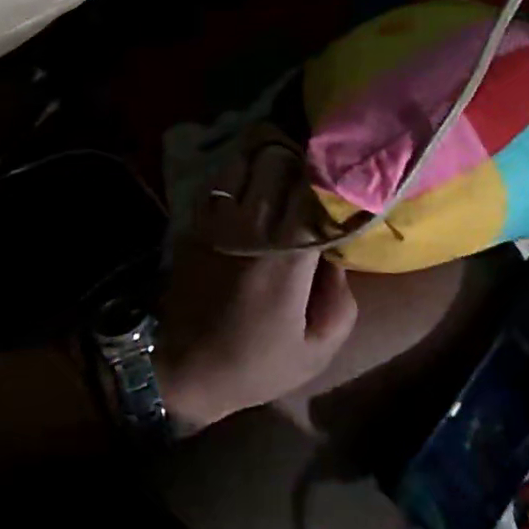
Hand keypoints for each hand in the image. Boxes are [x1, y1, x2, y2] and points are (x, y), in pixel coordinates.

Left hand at [154, 140, 357, 432]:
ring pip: (243, 161)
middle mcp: (250, 225)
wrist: (185, 367)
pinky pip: (217, 181)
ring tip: (277, 175)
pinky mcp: (194, 221)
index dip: (329, 179)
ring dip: (264, 162)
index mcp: (286, 256)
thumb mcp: (316, 350)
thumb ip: (339, 300)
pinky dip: (235, 176)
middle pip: (276, 162)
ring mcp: (216, 219)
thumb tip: (337, 255)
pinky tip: (245, 190)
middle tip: (309, 174)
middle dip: (297, 162)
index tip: (343, 178)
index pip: (312, 192)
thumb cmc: (255, 365)